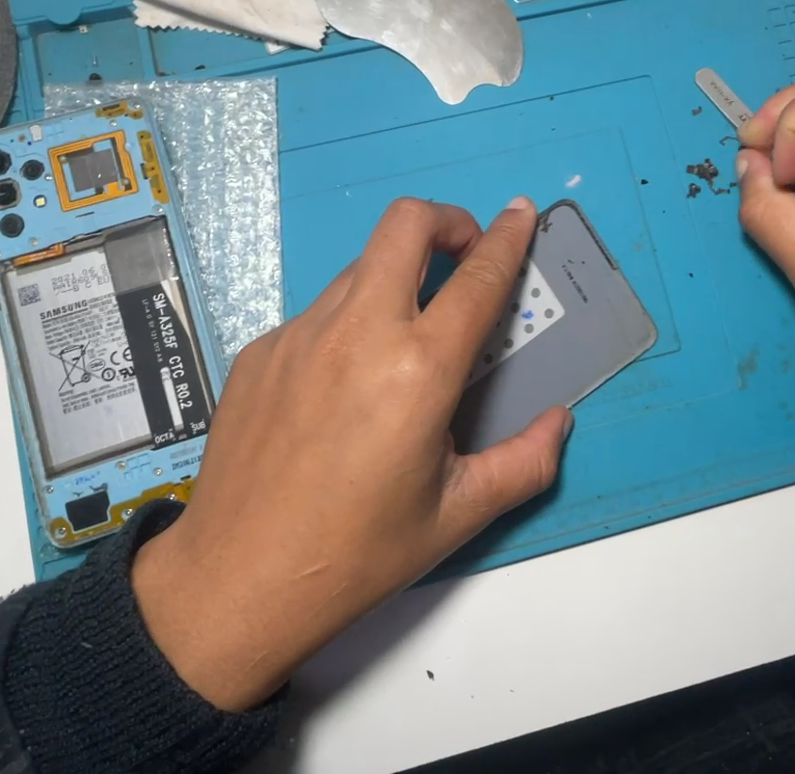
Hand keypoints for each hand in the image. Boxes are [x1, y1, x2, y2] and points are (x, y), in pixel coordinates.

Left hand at [133, 197, 571, 710]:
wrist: (235, 583)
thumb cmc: (357, 554)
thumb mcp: (456, 516)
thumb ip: (524, 463)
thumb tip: (559, 422)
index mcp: (417, 370)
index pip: (477, 279)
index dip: (507, 238)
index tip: (520, 212)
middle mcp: (356, 332)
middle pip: (403, 225)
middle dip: (446, 222)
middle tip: (462, 258)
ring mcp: (298, 334)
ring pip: (359, 268)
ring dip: (396, 279)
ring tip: (401, 344)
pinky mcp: (260, 350)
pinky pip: (317, 315)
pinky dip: (348, 326)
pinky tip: (339, 392)